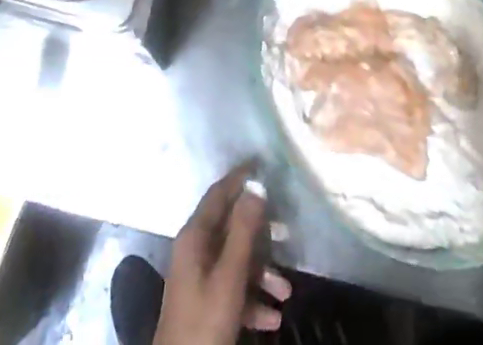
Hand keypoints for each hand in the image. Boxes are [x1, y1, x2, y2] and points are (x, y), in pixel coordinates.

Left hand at [154, 165, 292, 344]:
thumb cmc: (205, 318)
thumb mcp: (229, 275)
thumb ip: (243, 231)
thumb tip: (256, 186)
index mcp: (194, 235)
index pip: (218, 194)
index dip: (238, 178)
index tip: (262, 163)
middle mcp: (194, 249)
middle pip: (230, 228)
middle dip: (260, 233)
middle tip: (288, 231)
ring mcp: (198, 276)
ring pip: (236, 262)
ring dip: (262, 275)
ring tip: (286, 292)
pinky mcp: (205, 302)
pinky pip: (233, 290)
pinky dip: (253, 300)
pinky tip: (273, 318)